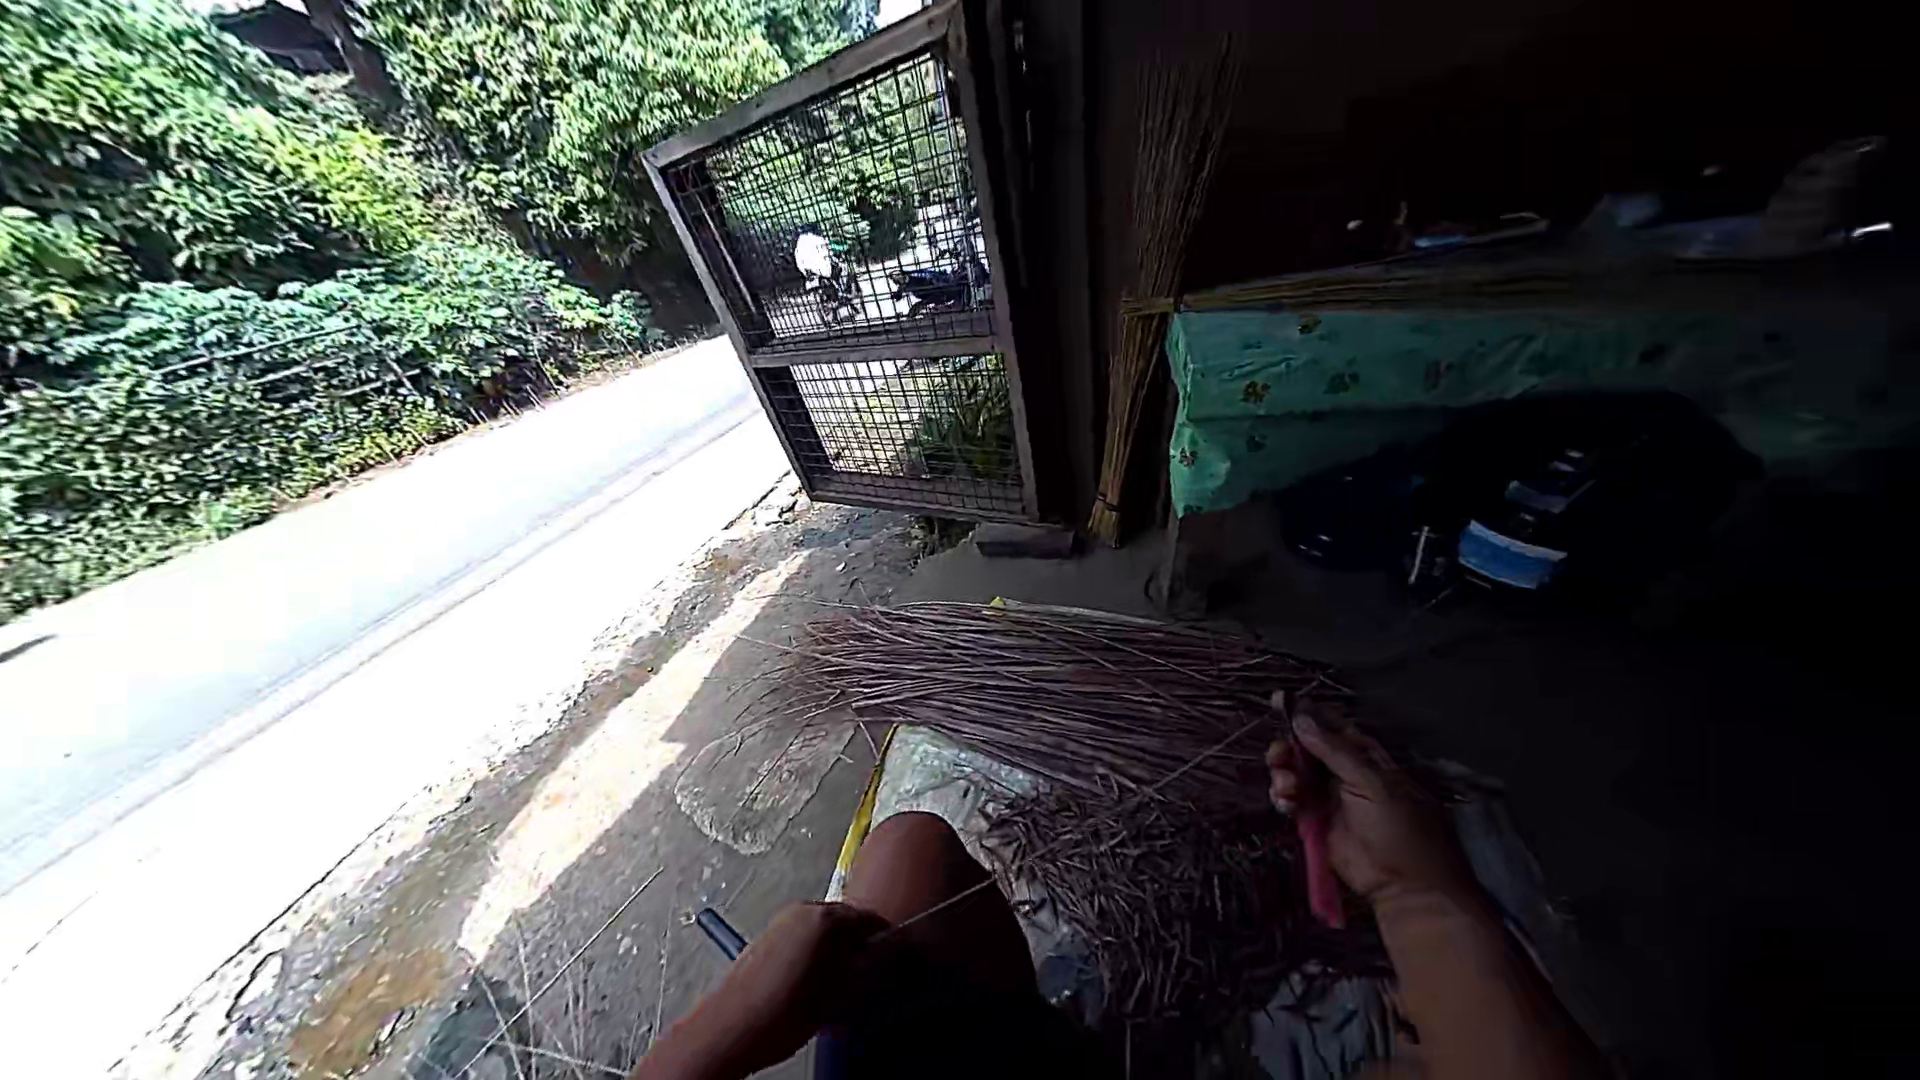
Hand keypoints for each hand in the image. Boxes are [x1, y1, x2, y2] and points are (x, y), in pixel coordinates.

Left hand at [635, 902, 885, 1079]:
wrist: (729, 1028)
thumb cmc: (785, 1012)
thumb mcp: (837, 996)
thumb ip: (863, 971)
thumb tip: (877, 959)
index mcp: (828, 918)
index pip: (871, 919)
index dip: (883, 940)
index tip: (890, 958)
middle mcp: (808, 908)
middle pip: (846, 919)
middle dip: (858, 942)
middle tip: (864, 972)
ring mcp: (786, 917)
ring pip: (824, 926)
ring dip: (835, 945)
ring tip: (837, 979)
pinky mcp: (770, 932)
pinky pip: (804, 932)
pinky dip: (814, 948)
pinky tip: (811, 978)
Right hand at [1266, 704, 1473, 910]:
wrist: (1406, 888)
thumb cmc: (1402, 831)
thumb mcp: (1373, 784)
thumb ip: (1334, 751)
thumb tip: (1302, 720)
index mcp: (1366, 758)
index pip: (1332, 727)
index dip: (1308, 714)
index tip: (1281, 703)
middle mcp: (1344, 773)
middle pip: (1305, 748)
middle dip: (1288, 748)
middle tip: (1279, 754)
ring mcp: (1328, 797)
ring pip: (1293, 771)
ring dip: (1283, 773)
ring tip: (1288, 787)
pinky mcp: (1314, 819)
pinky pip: (1288, 798)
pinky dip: (1282, 797)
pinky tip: (1287, 803)